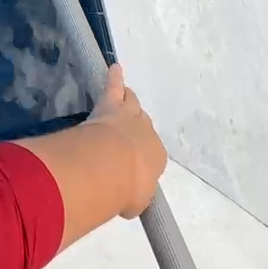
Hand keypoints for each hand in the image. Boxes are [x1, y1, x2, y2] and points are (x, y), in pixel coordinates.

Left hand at [83, 64, 166, 217]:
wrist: (112, 165)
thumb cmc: (127, 189)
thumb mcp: (135, 201)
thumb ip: (133, 197)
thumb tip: (127, 198)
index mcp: (157, 158)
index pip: (152, 154)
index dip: (140, 157)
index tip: (130, 164)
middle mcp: (147, 132)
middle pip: (143, 124)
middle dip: (135, 129)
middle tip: (127, 134)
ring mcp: (129, 115)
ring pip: (132, 103)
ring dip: (128, 101)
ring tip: (126, 95)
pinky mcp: (110, 104)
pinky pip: (114, 86)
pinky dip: (115, 77)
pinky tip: (115, 67)